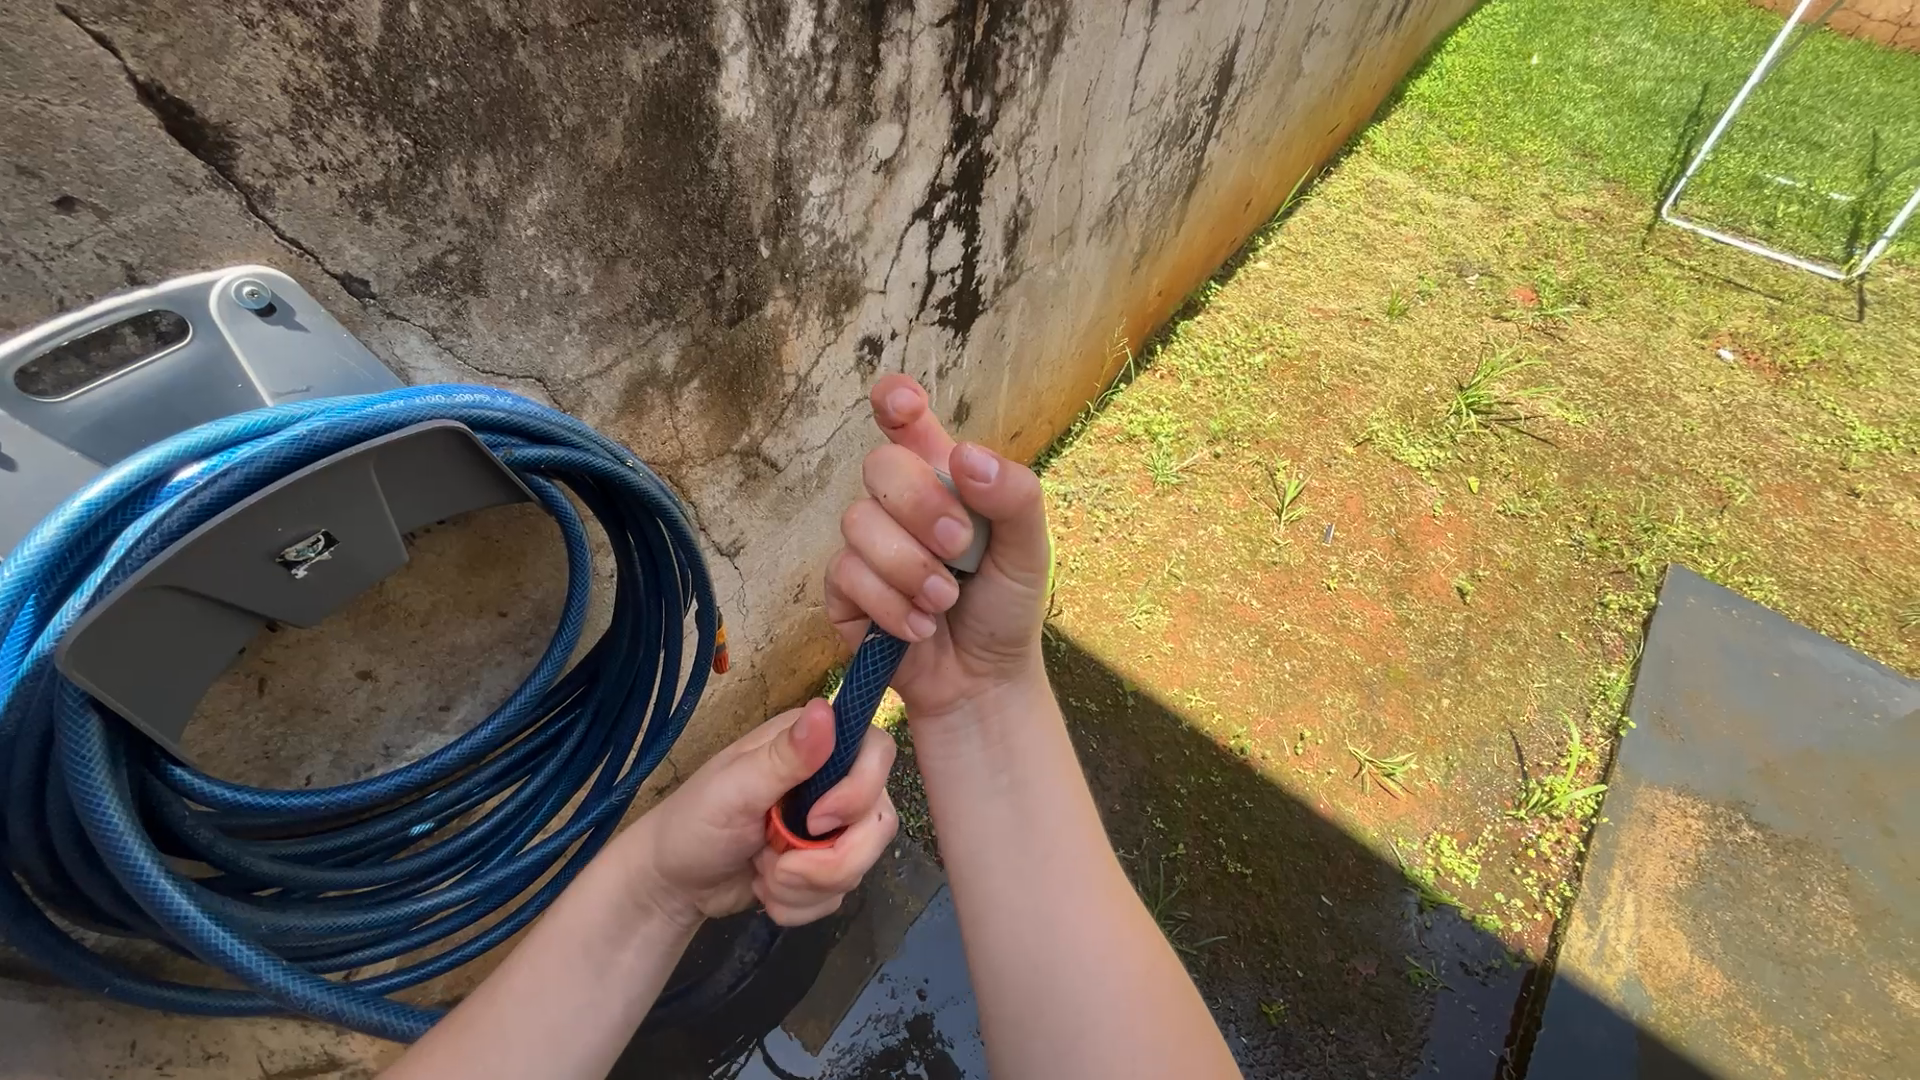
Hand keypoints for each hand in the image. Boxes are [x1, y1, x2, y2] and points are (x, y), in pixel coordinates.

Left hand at [620, 699, 897, 929]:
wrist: (672, 884)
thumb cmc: (694, 821)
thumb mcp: (735, 787)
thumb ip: (786, 755)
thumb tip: (826, 709)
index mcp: (816, 743)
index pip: (878, 753)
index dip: (860, 792)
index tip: (815, 820)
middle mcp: (835, 779)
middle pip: (880, 819)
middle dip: (830, 861)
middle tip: (777, 867)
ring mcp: (835, 825)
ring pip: (863, 862)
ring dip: (807, 885)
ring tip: (763, 874)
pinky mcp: (828, 865)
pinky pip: (843, 892)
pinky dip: (802, 903)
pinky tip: (767, 889)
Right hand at [824, 375, 1052, 724]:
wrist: (984, 676)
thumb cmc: (1005, 604)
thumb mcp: (1029, 548)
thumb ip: (1014, 495)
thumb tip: (967, 455)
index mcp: (943, 478)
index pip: (906, 423)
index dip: (895, 401)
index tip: (901, 404)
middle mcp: (898, 503)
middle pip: (879, 465)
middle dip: (921, 507)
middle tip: (958, 548)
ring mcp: (866, 546)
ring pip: (858, 524)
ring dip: (910, 568)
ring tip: (945, 601)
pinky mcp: (844, 591)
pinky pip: (846, 576)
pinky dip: (892, 606)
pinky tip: (921, 628)